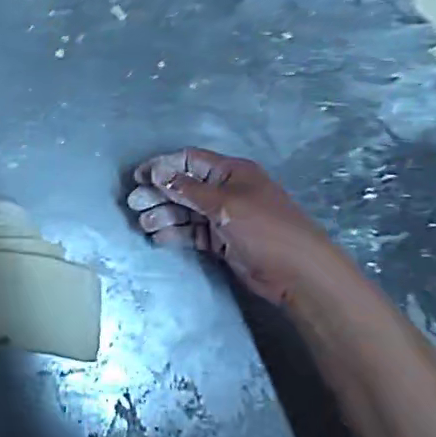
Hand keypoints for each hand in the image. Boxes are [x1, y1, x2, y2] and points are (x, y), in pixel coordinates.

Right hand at [127, 148, 347, 304]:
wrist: (301, 275)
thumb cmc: (265, 230)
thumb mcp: (225, 204)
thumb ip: (187, 189)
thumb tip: (156, 174)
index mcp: (231, 173)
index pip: (188, 160)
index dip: (162, 166)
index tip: (139, 177)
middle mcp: (225, 191)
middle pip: (183, 186)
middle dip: (158, 193)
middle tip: (134, 204)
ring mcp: (224, 216)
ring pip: (185, 210)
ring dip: (163, 215)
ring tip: (144, 224)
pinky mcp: (222, 240)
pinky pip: (192, 231)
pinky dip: (175, 232)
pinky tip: (158, 237)